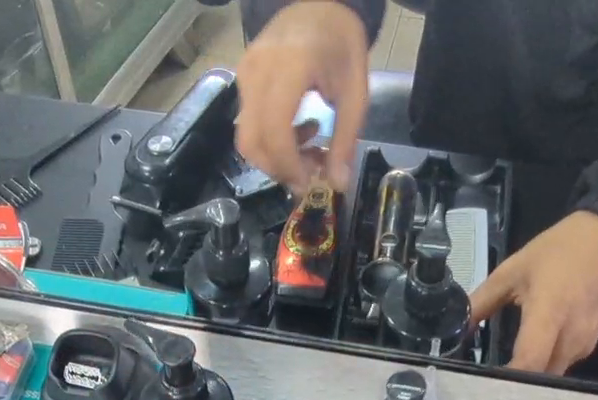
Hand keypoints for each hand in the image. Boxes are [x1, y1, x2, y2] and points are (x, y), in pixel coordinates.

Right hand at [234, 1, 370, 190]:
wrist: (319, 4)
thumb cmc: (341, 45)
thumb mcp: (355, 93)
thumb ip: (345, 140)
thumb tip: (338, 184)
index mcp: (290, 67)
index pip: (275, 129)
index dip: (288, 164)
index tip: (308, 182)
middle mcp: (259, 70)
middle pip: (252, 140)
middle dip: (279, 168)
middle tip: (309, 173)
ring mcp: (246, 73)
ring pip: (246, 137)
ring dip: (275, 158)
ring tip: (308, 149)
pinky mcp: (242, 79)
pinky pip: (248, 124)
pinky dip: (270, 141)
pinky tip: (297, 132)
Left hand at [469, 210, 597, 375]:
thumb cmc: (560, 250)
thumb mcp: (512, 271)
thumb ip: (481, 302)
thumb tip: (456, 327)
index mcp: (549, 316)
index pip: (527, 365)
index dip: (503, 383)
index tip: (480, 389)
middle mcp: (571, 338)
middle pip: (539, 380)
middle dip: (512, 389)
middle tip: (484, 391)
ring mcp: (585, 344)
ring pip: (551, 377)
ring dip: (528, 381)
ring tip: (501, 382)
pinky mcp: (592, 345)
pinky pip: (562, 365)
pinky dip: (543, 368)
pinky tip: (526, 364)